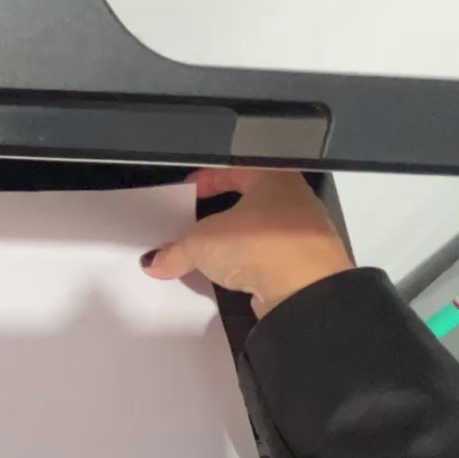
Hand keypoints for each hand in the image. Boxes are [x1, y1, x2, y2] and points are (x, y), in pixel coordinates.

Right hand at [140, 169, 354, 316]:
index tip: (188, 193)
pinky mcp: (297, 264)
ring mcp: (298, 233)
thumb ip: (175, 250)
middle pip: (246, 201)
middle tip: (192, 225)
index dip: (207, 179)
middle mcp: (292, 200)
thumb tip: (156, 260)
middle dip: (216, 213)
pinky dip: (242, 264)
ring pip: (255, 230)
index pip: (234, 169)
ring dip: (230, 241)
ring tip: (204, 255)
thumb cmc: (264, 245)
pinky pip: (262, 257)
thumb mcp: (202, 243)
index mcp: (274, 178)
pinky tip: (226, 275)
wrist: (302, 288)